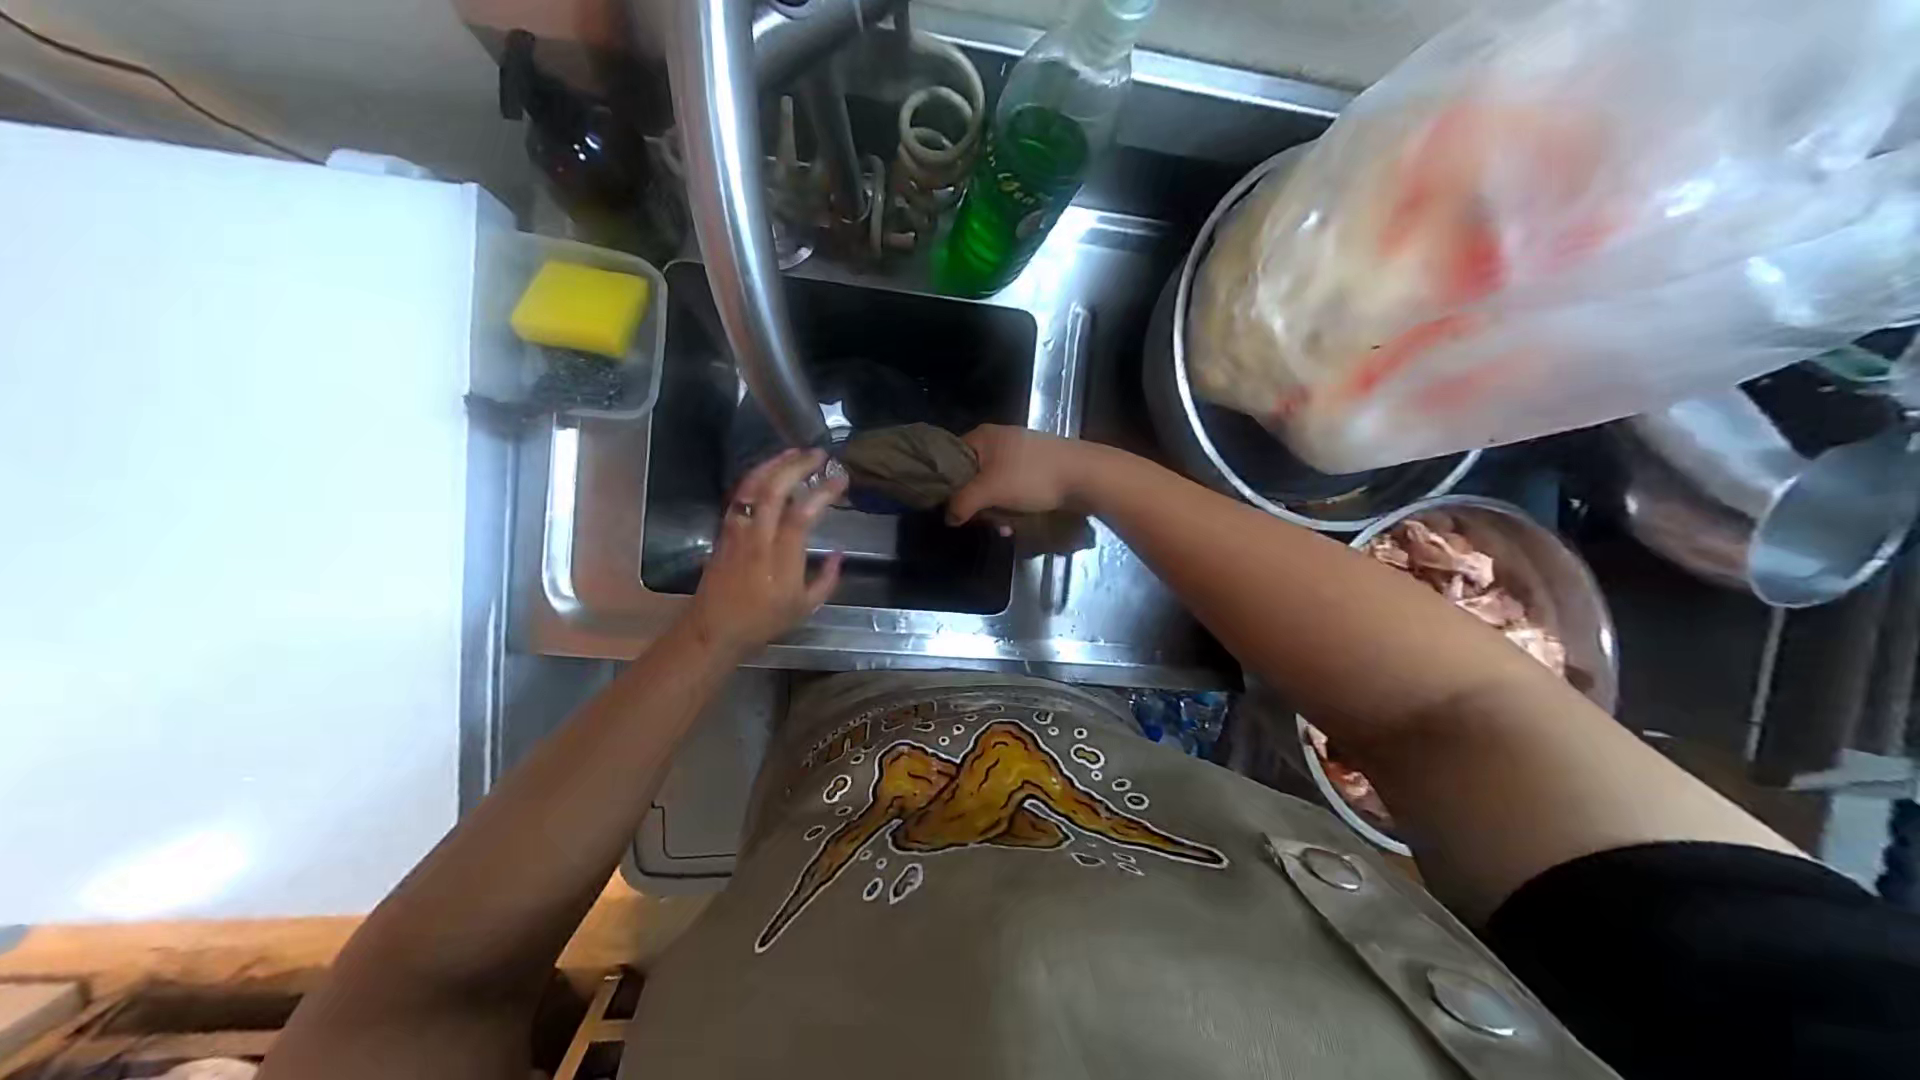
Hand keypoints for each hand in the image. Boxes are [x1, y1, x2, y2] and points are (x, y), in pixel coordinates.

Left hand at [686, 448, 846, 653]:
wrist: (714, 629)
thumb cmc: (763, 622)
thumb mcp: (805, 608)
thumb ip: (827, 579)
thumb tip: (840, 554)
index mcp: (780, 560)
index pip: (802, 515)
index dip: (822, 492)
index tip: (841, 479)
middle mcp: (757, 540)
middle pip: (773, 491)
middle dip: (796, 466)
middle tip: (818, 454)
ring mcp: (737, 532)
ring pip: (752, 488)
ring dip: (774, 464)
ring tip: (795, 451)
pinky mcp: (725, 531)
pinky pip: (740, 496)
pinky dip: (757, 477)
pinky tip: (770, 470)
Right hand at [946, 425, 1101, 525]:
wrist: (1085, 475)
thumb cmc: (1031, 477)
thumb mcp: (990, 490)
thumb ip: (962, 503)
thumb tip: (948, 517)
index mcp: (983, 436)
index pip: (950, 458)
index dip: (946, 483)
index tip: (948, 506)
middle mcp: (998, 441)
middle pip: (971, 477)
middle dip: (976, 504)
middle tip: (984, 521)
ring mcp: (1018, 455)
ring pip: (992, 487)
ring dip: (995, 511)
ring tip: (1005, 527)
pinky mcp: (1034, 470)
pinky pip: (1011, 490)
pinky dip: (1011, 507)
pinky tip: (1016, 524)